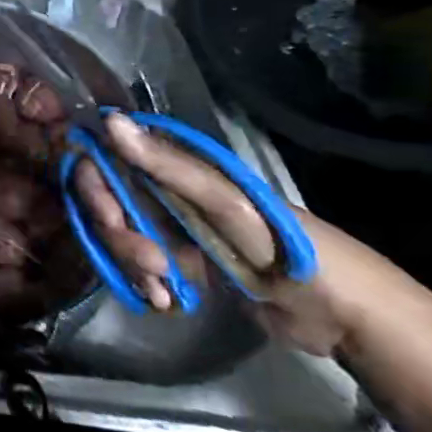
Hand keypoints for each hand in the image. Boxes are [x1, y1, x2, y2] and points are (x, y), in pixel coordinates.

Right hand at [70, 114, 388, 356]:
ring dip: (134, 266)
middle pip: (107, 201)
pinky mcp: (179, 261)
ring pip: (120, 237)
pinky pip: (139, 267)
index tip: (111, 218)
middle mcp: (162, 187)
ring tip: (164, 292)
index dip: (96, 186)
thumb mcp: (224, 201)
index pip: (107, 158)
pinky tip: (168, 302)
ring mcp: (169, 225)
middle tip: (152, 264)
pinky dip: (146, 285)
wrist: (335, 310)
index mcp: (172, 163)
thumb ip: (165, 164)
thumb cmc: (280, 242)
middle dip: (120, 236)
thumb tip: (108, 121)